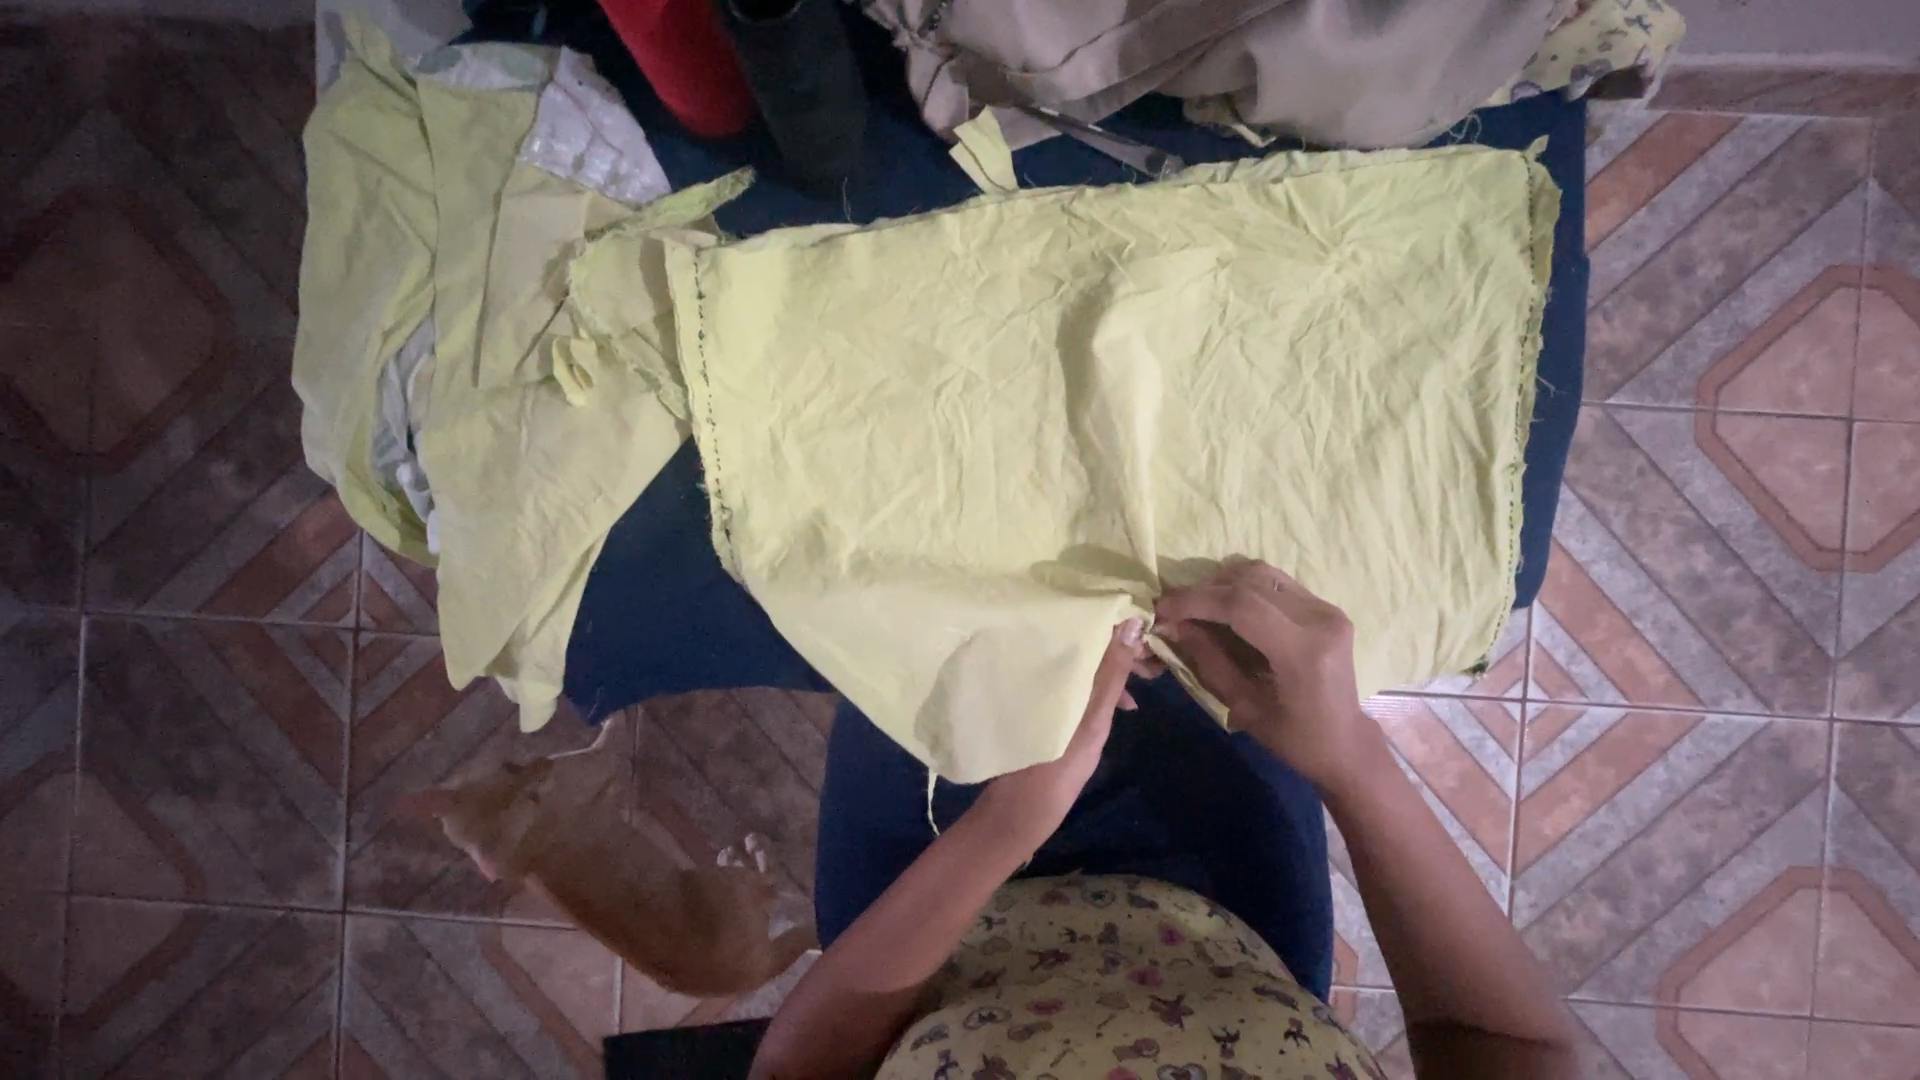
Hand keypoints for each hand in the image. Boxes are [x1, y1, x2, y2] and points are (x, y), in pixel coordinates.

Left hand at [976, 619, 1143, 847]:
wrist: (1023, 807)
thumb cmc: (1062, 762)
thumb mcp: (1095, 717)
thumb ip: (1112, 672)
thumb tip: (1129, 623)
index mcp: (1055, 667)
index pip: (1088, 627)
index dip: (1118, 623)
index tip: (1149, 628)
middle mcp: (1046, 670)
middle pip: (1088, 644)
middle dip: (1121, 646)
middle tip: (1152, 662)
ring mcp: (1046, 690)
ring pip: (1087, 664)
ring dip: (1115, 667)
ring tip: (1145, 682)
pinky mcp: (1049, 707)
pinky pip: (1081, 684)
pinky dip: (1103, 688)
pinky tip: (1123, 705)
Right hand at [1154, 560, 1387, 794]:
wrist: (1344, 742)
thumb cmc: (1292, 737)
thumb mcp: (1242, 704)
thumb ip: (1207, 658)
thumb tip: (1171, 624)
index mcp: (1302, 652)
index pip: (1240, 605)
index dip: (1195, 601)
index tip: (1162, 609)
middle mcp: (1320, 620)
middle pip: (1248, 582)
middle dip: (1202, 591)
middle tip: (1173, 609)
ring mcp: (1327, 609)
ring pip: (1260, 573)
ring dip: (1221, 583)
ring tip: (1197, 605)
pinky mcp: (1325, 606)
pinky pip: (1273, 581)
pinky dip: (1241, 586)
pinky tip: (1224, 606)